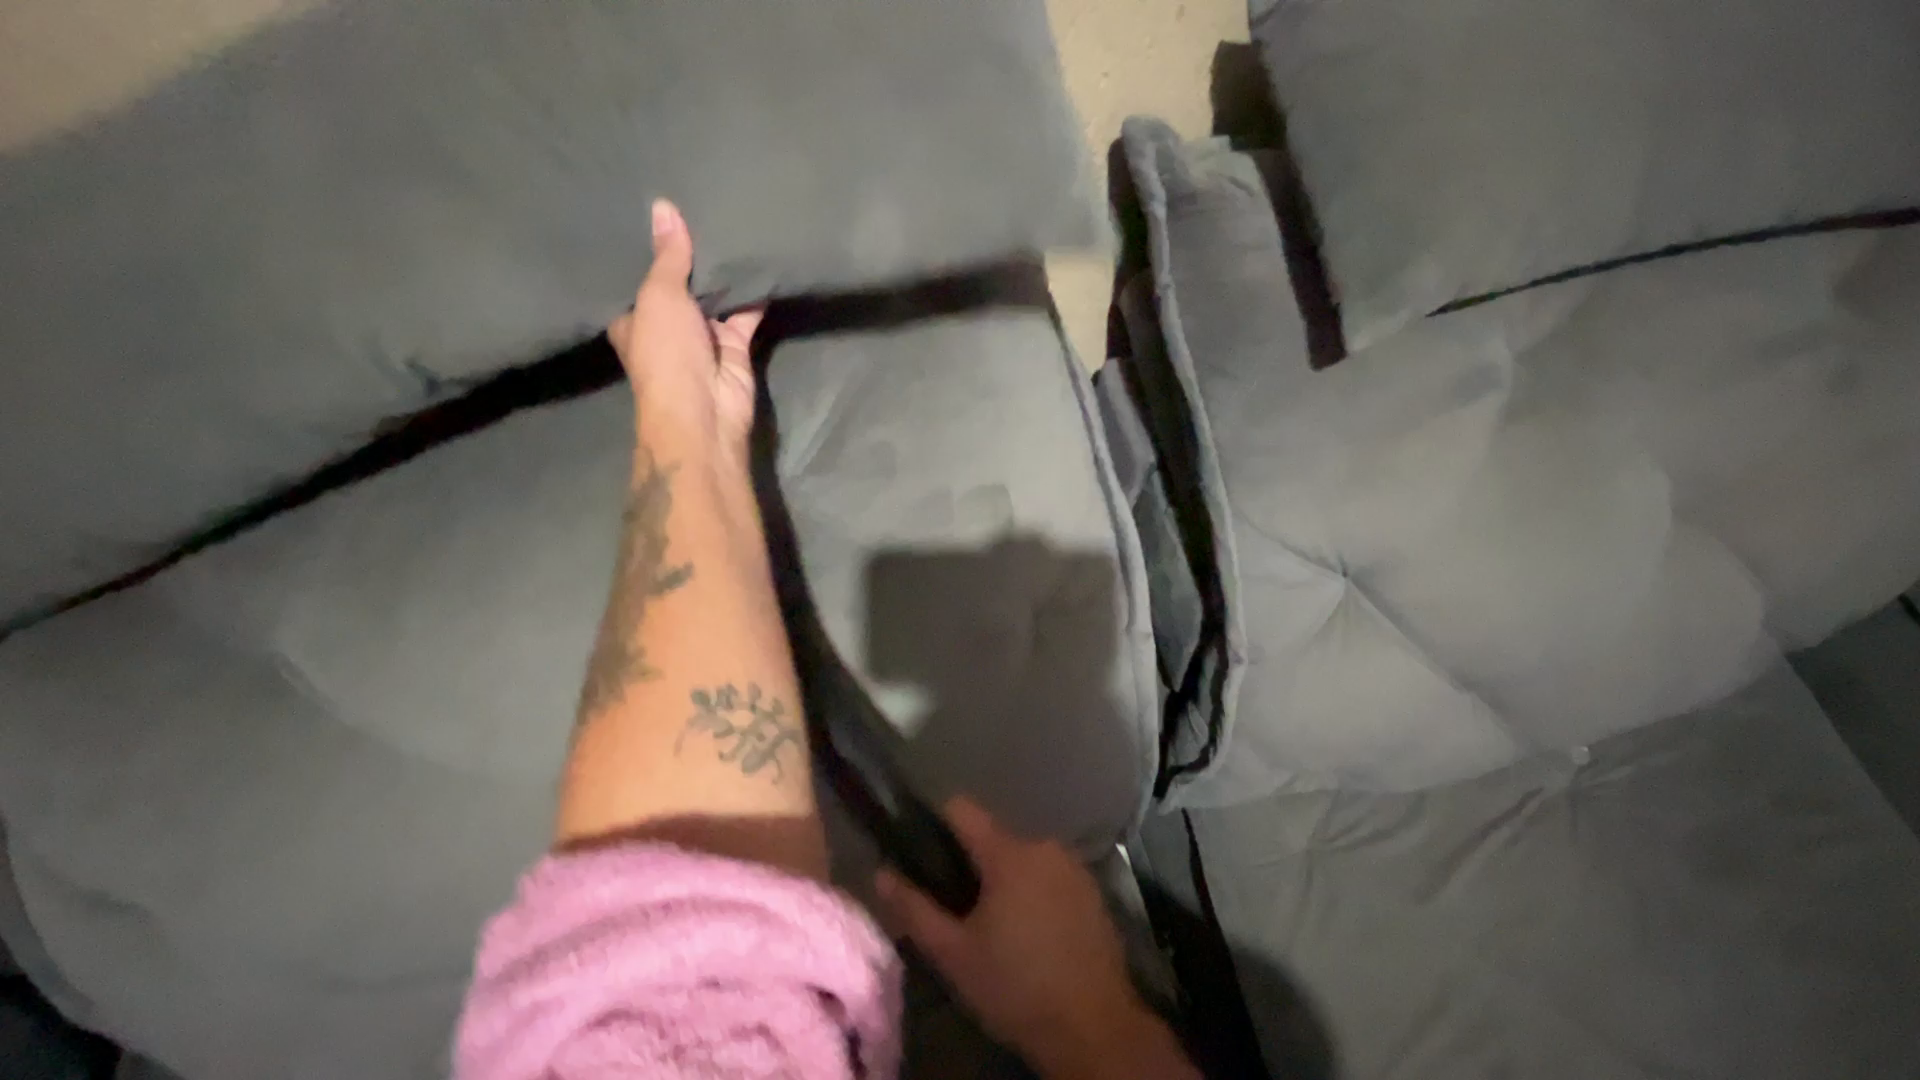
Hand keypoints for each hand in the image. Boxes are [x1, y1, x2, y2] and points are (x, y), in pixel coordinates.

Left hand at [608, 199, 764, 464]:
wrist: (704, 411)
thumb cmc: (665, 353)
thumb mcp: (658, 295)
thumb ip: (668, 255)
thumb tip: (663, 205)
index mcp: (634, 321)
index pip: (636, 281)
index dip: (644, 253)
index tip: (654, 217)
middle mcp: (667, 329)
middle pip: (679, 288)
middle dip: (689, 259)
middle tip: (699, 207)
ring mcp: (703, 339)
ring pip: (714, 299)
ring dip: (723, 274)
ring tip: (732, 223)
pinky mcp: (735, 348)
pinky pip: (746, 314)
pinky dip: (755, 294)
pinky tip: (762, 260)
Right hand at [875, 799, 1199, 1079]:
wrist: (1094, 1028)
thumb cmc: (1016, 987)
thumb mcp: (954, 954)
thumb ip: (915, 908)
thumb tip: (882, 873)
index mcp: (1008, 853)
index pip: (962, 808)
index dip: (936, 825)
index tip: (924, 856)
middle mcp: (1044, 846)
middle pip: (993, 839)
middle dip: (972, 867)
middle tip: (959, 913)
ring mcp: (1074, 868)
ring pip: (1023, 860)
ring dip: (1006, 882)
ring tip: (996, 930)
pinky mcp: (1094, 892)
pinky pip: (1051, 877)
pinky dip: (1036, 894)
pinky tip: (1032, 937)